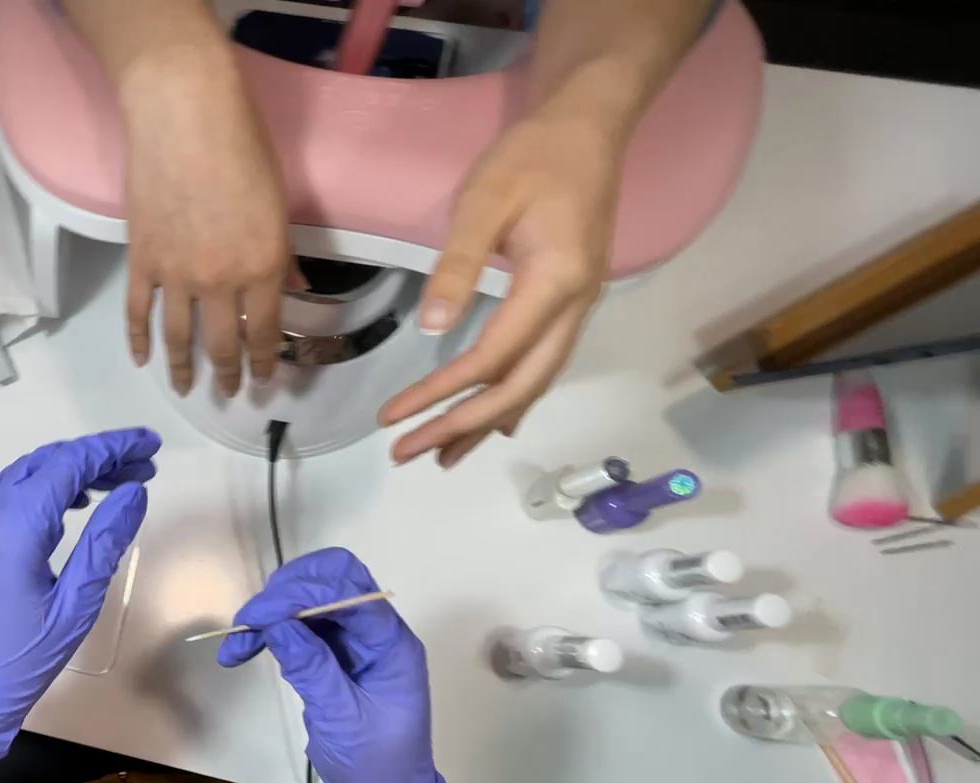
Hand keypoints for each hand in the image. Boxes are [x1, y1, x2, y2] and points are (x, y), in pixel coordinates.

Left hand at [0, 429, 159, 757]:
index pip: (69, 464)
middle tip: (144, 465)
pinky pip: (14, 495)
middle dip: (98, 456)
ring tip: (120, 481)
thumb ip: (104, 542)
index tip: (150, 444)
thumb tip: (134, 493)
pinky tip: (78, 502)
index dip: (112, 448)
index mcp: (15, 525)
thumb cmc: (23, 657)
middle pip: (48, 461)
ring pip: (29, 474)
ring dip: (74, 470)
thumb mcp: (76, 604)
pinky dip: (49, 488)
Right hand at [120, 56, 295, 396]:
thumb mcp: (278, 203)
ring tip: (185, 389)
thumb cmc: (242, 148)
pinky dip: (138, 339)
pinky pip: (137, 312)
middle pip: (223, 344)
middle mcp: (220, 283)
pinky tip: (142, 360)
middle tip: (227, 393)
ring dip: (183, 369)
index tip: (262, 382)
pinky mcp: (142, 263)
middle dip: (227, 375)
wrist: (183, 117)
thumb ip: (284, 253)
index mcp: (262, 267)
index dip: (264, 363)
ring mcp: (175, 277)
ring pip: (179, 338)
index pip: (266, 332)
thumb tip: (294, 285)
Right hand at [216, 549, 460, 782]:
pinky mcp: (332, 649)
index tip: (256, 619)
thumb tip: (277, 625)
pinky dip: (270, 628)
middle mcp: (375, 631)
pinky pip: (298, 621)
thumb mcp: (343, 721)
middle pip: (331, 577)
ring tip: (237, 644)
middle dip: (284, 591)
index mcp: (391, 645)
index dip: (300, 595)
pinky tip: (246, 648)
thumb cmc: (375, 765)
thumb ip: (313, 670)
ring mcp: (354, 638)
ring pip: (309, 595)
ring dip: (270, 610)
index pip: (349, 592)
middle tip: (247, 623)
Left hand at [379, 109, 622, 466]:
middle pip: (517, 387)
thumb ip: (458, 267)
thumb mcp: (482, 203)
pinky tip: (492, 426)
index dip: (438, 394)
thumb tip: (431, 328)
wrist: (588, 127)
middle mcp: (576, 306)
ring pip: (533, 384)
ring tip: (441, 457)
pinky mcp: (569, 303)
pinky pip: (542, 367)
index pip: (489, 359)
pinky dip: (513, 401)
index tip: (390, 418)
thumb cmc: (530, 158)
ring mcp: (578, 307)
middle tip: (406, 455)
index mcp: (555, 283)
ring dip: (484, 424)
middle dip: (458, 427)